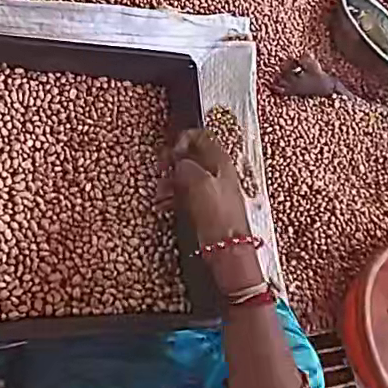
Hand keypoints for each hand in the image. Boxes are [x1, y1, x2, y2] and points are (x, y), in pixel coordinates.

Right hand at [172, 128, 251, 243]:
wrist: (227, 250)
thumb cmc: (218, 216)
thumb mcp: (198, 183)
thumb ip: (186, 166)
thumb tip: (178, 161)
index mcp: (220, 162)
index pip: (201, 136)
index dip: (182, 139)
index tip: (170, 151)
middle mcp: (218, 173)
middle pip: (192, 156)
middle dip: (173, 162)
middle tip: (161, 170)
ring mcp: (212, 191)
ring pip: (186, 176)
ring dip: (170, 181)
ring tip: (160, 193)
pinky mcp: (206, 208)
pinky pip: (186, 194)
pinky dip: (174, 196)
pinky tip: (165, 205)